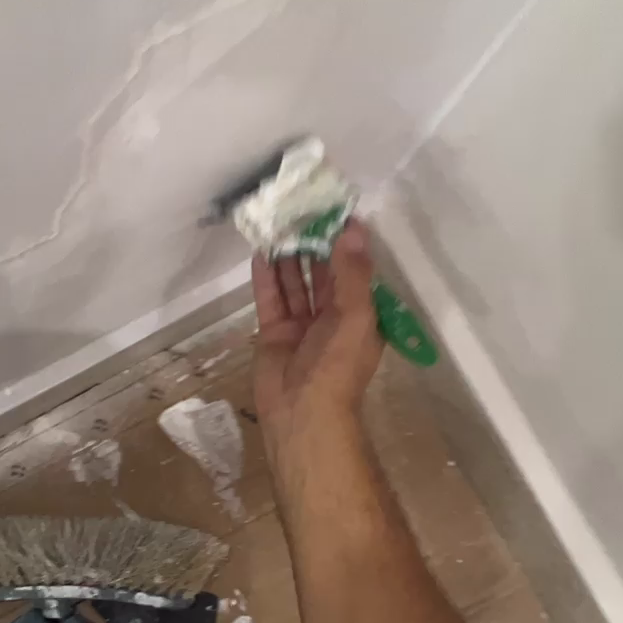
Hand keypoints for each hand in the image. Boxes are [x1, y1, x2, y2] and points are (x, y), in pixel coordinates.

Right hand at [250, 222, 383, 469]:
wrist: (302, 412)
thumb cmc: (337, 366)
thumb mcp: (357, 315)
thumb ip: (352, 272)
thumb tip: (352, 228)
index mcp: (360, 314)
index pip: (353, 270)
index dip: (345, 242)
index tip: (333, 211)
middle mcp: (332, 317)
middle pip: (321, 273)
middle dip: (312, 244)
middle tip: (300, 210)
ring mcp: (301, 325)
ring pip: (294, 283)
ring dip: (288, 256)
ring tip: (278, 224)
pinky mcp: (274, 333)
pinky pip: (270, 299)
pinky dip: (266, 277)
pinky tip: (261, 252)